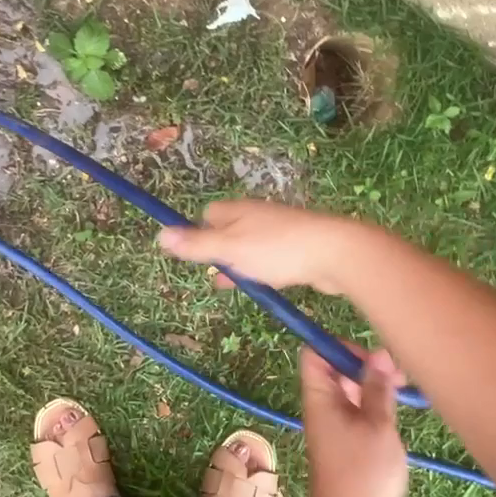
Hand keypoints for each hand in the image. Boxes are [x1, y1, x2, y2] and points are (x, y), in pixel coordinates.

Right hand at [155, 200, 372, 293]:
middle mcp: (258, 215)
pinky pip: (272, 257)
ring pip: (251, 245)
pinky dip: (264, 270)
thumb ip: (196, 245)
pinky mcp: (300, 247)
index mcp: (239, 210)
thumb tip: (160, 234)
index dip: (199, 232)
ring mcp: (281, 230)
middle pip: (229, 229)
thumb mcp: (229, 249)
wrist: (335, 253)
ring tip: (237, 286)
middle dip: (220, 251)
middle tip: (214, 275)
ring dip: (242, 264)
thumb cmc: (276, 249)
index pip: (209, 214)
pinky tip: (267, 285)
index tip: (197, 256)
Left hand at [298, 344, 408, 496]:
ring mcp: (333, 423)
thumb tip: (378, 354)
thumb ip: (377, 388)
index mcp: (319, 398)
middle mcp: (322, 406)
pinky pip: (357, 409)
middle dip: (366, 365)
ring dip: (374, 385)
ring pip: (350, 389)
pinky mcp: (346, 439)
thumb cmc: (364, 474)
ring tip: (404, 391)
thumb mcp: (378, 426)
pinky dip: (375, 404)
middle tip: (399, 376)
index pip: (316, 354)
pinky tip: (398, 411)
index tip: (372, 359)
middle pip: (335, 369)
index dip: (340, 347)